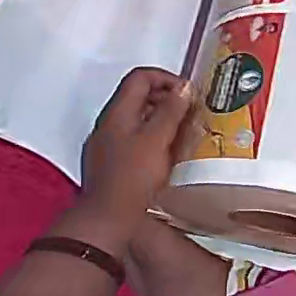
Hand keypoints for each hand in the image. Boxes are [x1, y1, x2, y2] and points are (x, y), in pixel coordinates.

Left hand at [79, 68, 194, 229]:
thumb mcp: (157, 140)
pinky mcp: (109, 162)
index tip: (187, 92)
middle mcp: (108, 123)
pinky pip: (132, 138)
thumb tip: (183, 88)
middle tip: (189, 110)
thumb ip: (170, 111)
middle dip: (165, 97)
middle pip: (136, 95)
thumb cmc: (133, 178)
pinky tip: (165, 152)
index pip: (140, 77)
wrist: (108, 218)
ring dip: (159, 118)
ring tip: (182, 131)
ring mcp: (106, 143)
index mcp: (118, 112)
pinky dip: (151, 136)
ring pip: (135, 118)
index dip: (166, 78)